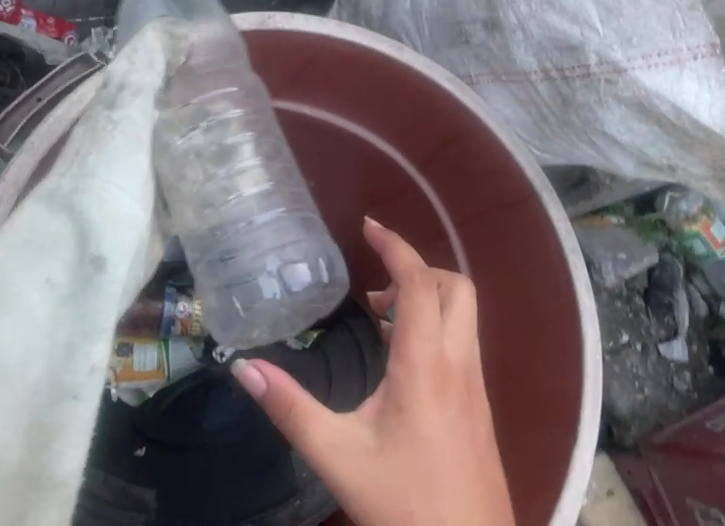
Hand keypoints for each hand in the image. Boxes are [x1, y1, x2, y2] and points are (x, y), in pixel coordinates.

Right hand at [232, 218, 514, 525]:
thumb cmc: (405, 503)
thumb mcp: (338, 457)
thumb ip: (291, 409)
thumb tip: (244, 368)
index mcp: (425, 364)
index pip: (419, 282)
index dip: (395, 246)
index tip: (368, 227)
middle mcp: (459, 364)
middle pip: (454, 288)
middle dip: (417, 270)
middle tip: (373, 286)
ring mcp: (476, 386)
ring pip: (463, 315)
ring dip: (427, 300)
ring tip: (377, 321)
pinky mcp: (480, 407)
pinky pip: (462, 343)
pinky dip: (435, 328)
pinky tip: (399, 363)